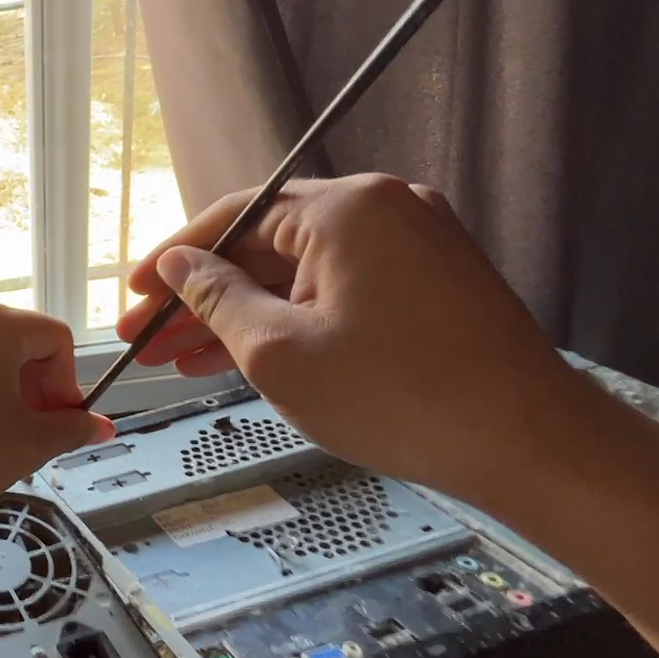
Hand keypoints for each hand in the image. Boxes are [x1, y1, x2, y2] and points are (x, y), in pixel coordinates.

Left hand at [0, 302, 113, 529]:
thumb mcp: (30, 443)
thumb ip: (73, 428)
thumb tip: (99, 426)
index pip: (54, 338)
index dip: (67, 382)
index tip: (61, 418)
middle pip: (18, 339)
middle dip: (35, 383)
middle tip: (34, 427)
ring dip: (3, 384)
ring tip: (0, 429)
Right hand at [117, 174, 585, 502]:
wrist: (529, 448)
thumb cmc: (392, 394)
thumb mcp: (274, 349)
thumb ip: (214, 298)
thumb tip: (176, 264)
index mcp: (346, 209)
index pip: (234, 217)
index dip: (172, 258)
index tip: (130, 294)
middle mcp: (380, 211)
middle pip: (259, 249)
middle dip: (195, 299)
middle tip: (141, 339)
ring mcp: (408, 247)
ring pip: (290, 278)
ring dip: (230, 317)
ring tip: (171, 359)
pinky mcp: (422, 285)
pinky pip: (327, 294)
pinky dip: (279, 324)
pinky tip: (228, 359)